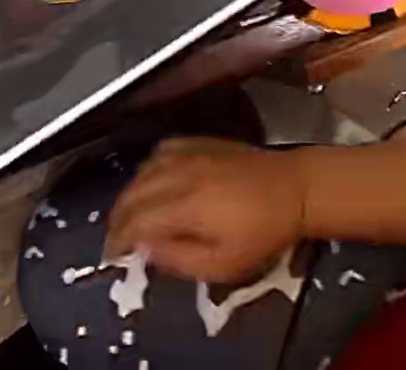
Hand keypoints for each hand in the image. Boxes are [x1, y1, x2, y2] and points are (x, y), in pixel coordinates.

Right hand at [105, 138, 307, 283]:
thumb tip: (145, 248)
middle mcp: (184, 172)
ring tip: (129, 211)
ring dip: (131, 189)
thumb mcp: (222, 264)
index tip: (111, 255)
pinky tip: (152, 176)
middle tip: (115, 237)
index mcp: (186, 204)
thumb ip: (178, 258)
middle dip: (119, 215)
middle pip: (136, 190)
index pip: (136, 218)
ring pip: (147, 166)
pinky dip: (150, 163)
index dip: (117, 238)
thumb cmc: (263, 231)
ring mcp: (195, 152)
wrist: (294, 187)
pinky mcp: (206, 141)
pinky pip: (166, 147)